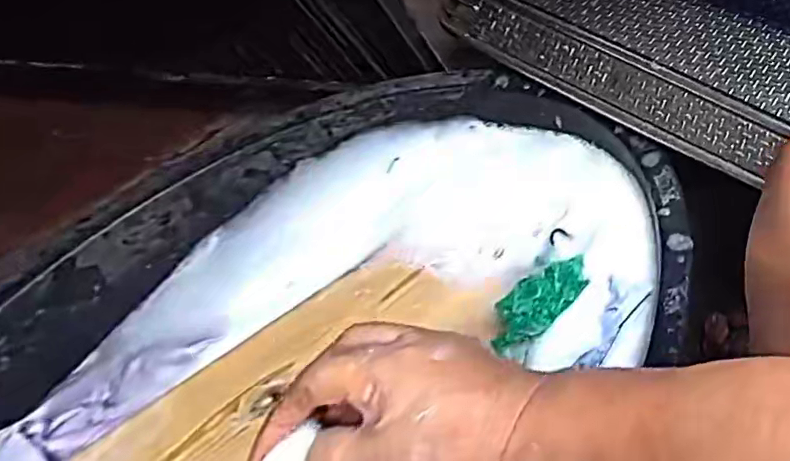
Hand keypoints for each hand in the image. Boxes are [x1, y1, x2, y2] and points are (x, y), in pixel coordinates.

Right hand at [248, 323, 541, 460]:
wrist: (518, 425)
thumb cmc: (452, 440)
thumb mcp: (372, 456)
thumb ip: (329, 450)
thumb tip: (310, 443)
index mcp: (386, 359)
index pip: (318, 374)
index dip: (285, 415)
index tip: (271, 452)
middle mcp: (413, 341)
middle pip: (351, 345)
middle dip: (318, 382)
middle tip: (301, 426)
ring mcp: (440, 344)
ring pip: (381, 347)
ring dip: (352, 378)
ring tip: (339, 424)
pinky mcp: (460, 357)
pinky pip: (409, 356)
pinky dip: (384, 379)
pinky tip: (381, 414)